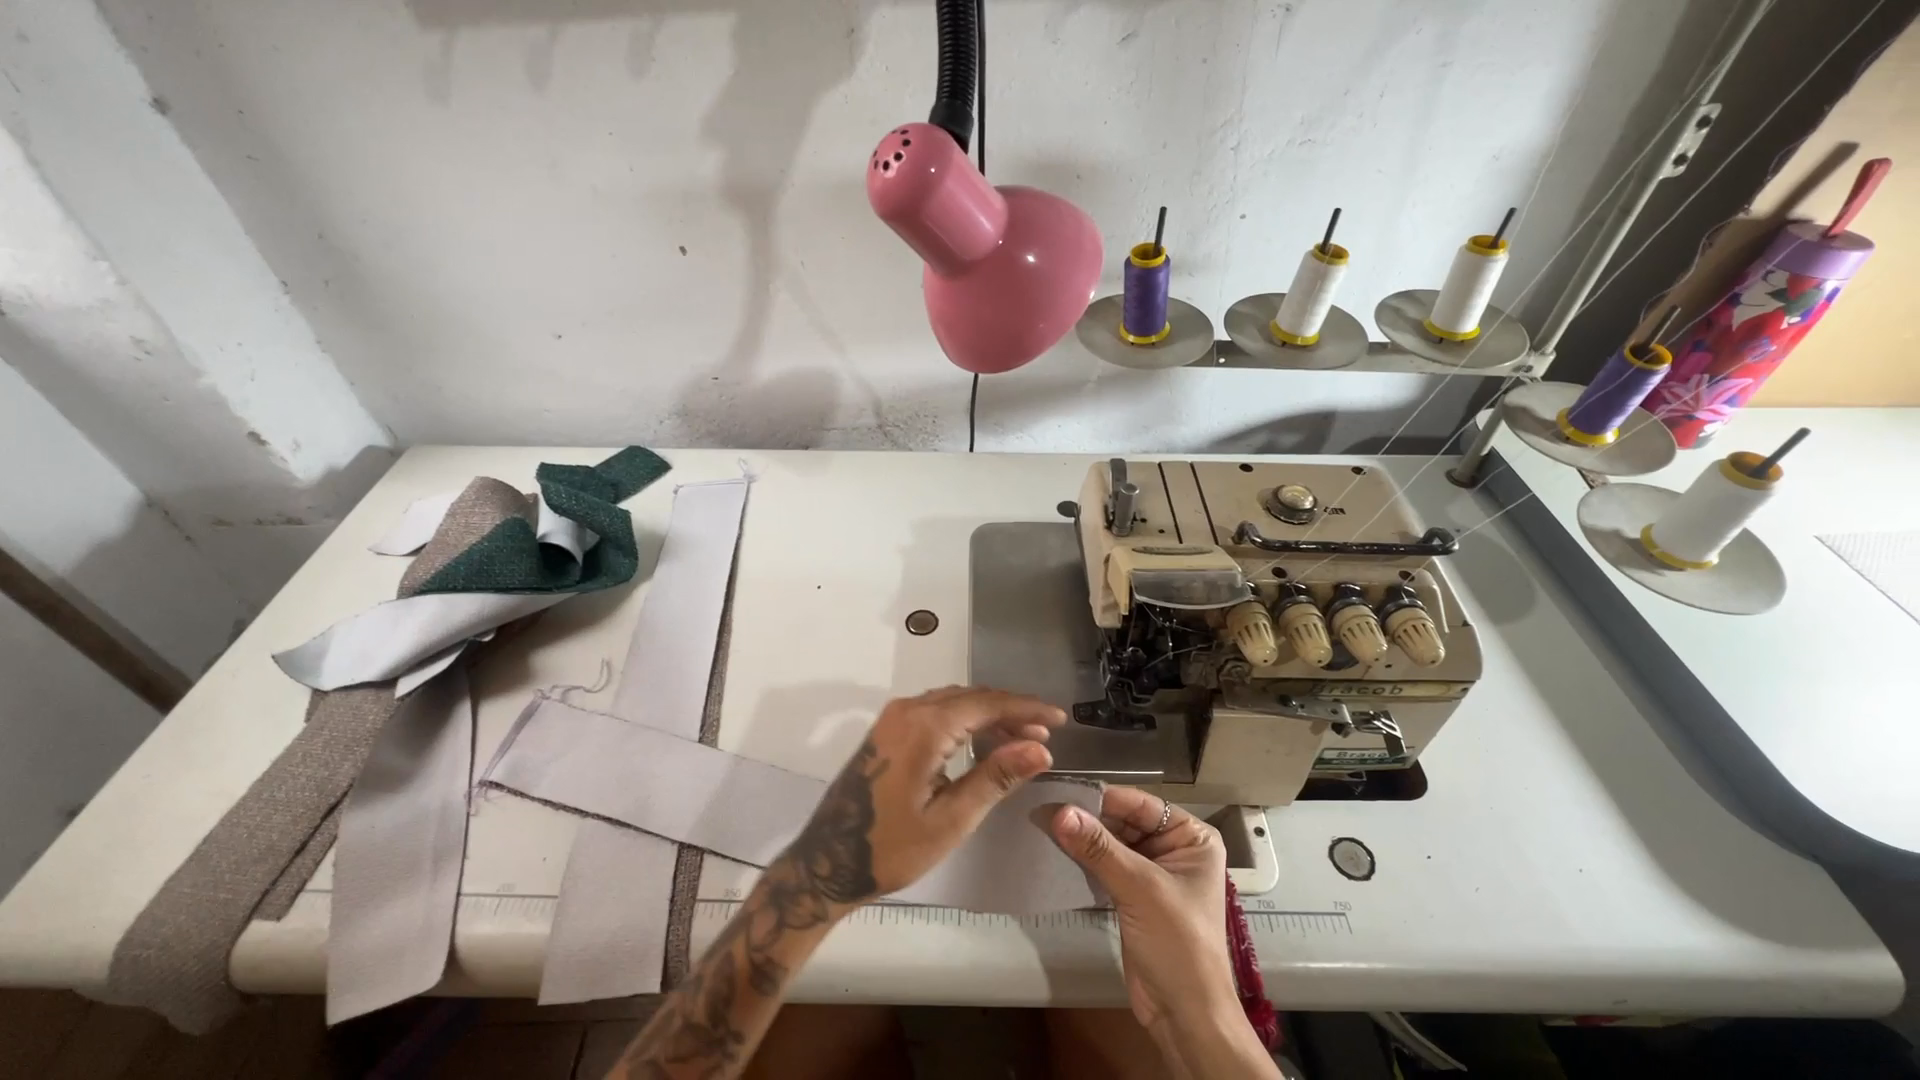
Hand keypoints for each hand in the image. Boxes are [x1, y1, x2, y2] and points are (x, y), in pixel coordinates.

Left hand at [773, 687, 1065, 921]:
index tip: (1060, 718)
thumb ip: (995, 777)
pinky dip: (966, 721)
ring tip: (1023, 738)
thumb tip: (1041, 748)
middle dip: (1011, 711)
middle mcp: (907, 711)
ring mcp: (893, 719)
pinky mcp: (887, 732)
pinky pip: (935, 712)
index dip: (1027, 708)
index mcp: (924, 727)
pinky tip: (983, 742)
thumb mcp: (951, 819)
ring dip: (989, 715)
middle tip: (1045, 733)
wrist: (827, 863)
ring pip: (953, 702)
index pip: (987, 704)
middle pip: (971, 698)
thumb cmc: (891, 848)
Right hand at [1049, 787, 1236, 1033]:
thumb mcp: (1140, 889)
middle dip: (1088, 818)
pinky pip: (1105, 867)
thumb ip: (1098, 848)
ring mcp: (1153, 874)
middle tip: (1042, 808)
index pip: (1142, 805)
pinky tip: (1054, 853)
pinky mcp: (1133, 897)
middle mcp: (1175, 849)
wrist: (1184, 1014)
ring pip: (1111, 844)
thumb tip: (1058, 811)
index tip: (1060, 790)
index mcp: (1193, 838)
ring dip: (1082, 840)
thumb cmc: (1177, 944)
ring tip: (1040, 825)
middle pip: (1125, 822)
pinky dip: (1083, 861)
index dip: (1103, 798)